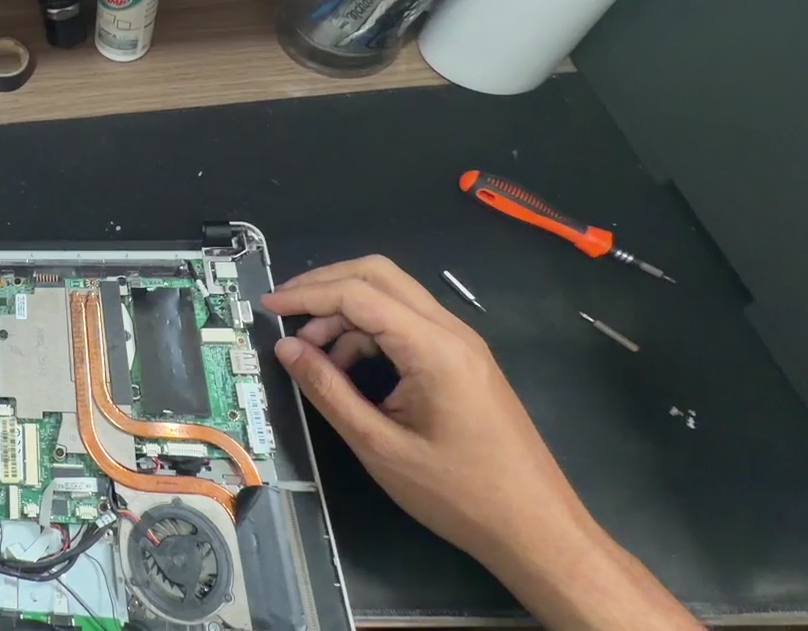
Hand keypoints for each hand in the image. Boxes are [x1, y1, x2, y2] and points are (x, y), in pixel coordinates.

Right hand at [261, 257, 700, 630]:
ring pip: (390, 294)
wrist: (541, 534)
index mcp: (433, 348)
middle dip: (323, 284)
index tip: (266, 306)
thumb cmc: (460, 494)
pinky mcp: (460, 359)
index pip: (357, 294)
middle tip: (284, 308)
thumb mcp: (379, 446)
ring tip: (311, 349)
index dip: (305, 294)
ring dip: (343, 309)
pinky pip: (403, 321)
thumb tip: (285, 347)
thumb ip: (327, 390)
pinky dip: (364, 329)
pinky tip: (344, 366)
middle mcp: (450, 331)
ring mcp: (459, 344)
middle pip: (377, 274)